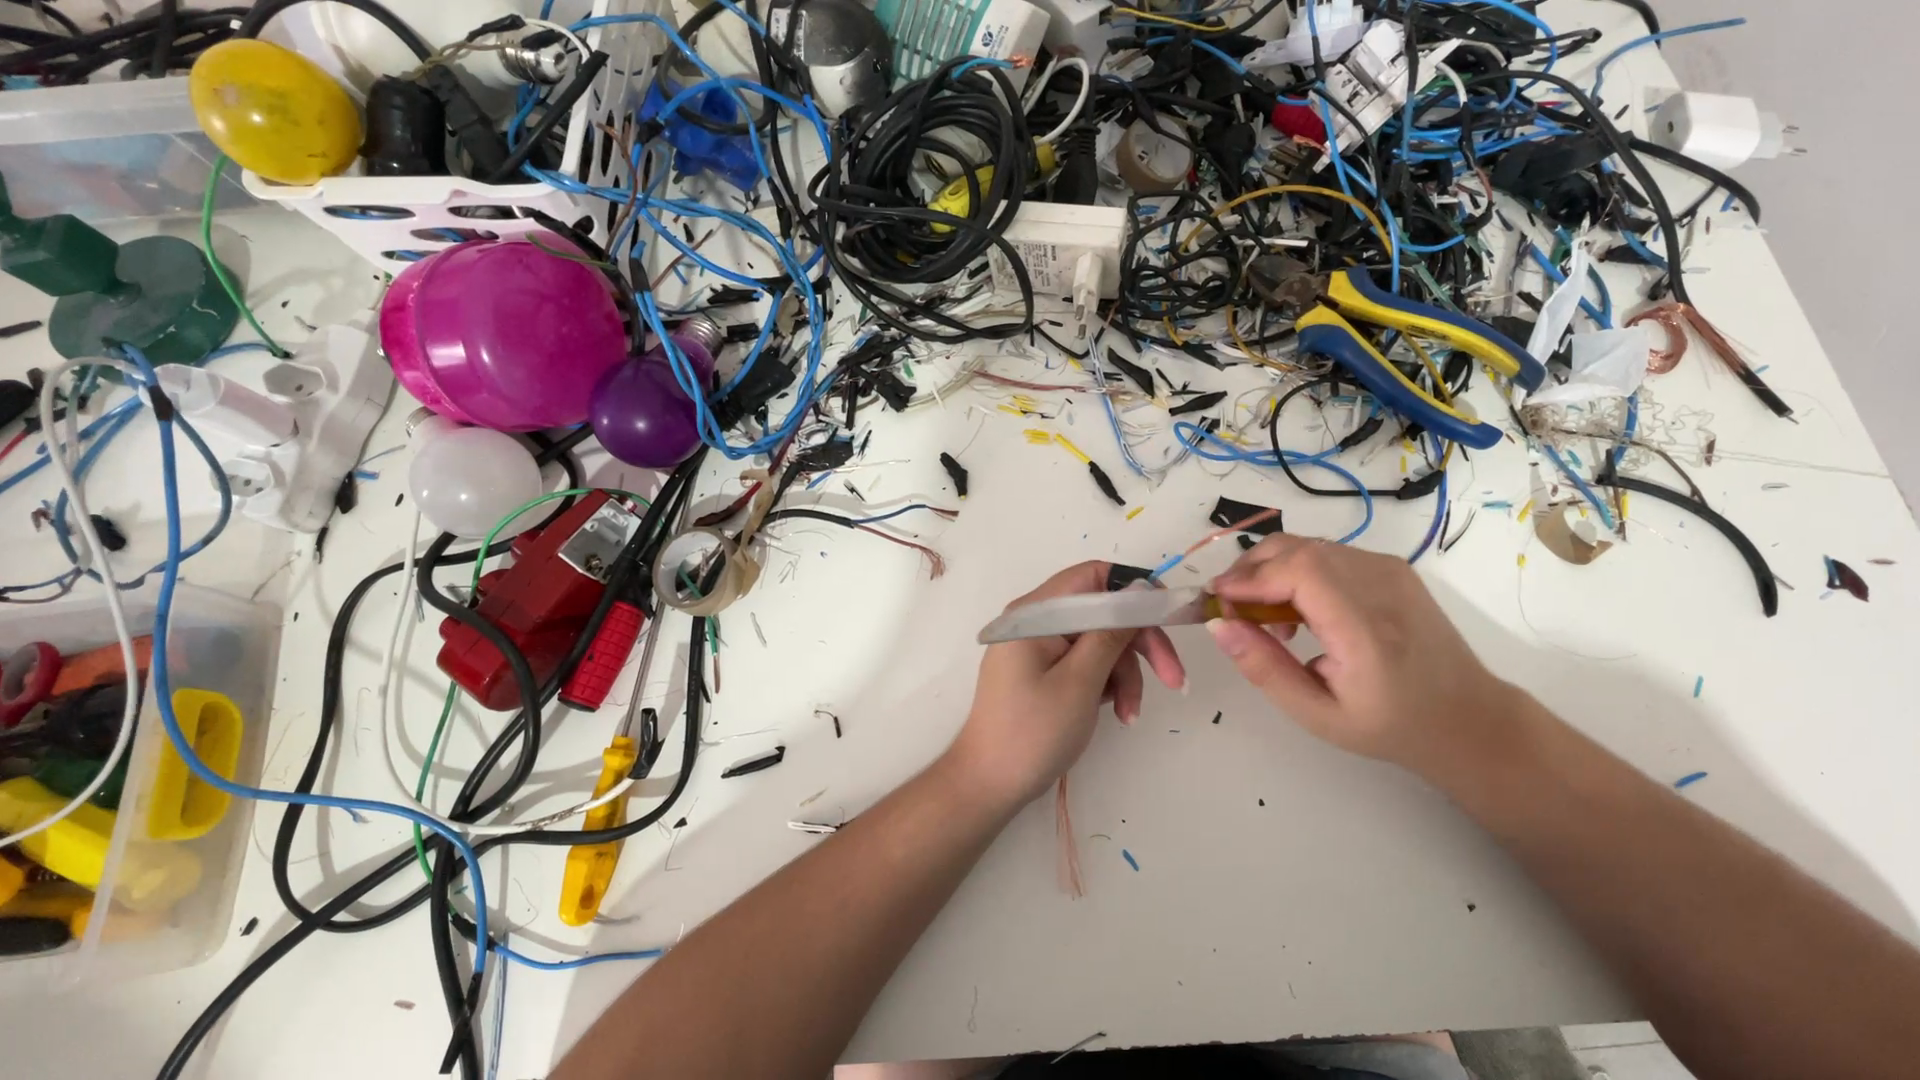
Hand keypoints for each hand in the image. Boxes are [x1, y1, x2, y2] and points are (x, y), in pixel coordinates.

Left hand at [945, 562, 1186, 808]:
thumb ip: (1112, 632)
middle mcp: (1036, 621)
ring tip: (1130, 715)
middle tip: (1173, 680)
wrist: (989, 784)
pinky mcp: (1045, 672)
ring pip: (1101, 643)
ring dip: (1126, 676)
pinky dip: (1108, 685)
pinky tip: (1119, 714)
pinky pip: (1087, 664)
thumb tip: (1140, 588)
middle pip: (1103, 613)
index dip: (1135, 591)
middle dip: (1140, 645)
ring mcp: (1040, 648)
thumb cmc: (1033, 732)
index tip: (1168, 618)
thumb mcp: (1081, 681)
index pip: (1094, 576)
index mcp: (1035, 613)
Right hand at [1207, 534, 1520, 772]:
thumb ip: (1264, 668)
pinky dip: (1297, 571)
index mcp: (1366, 629)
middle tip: (1231, 607)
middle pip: (1298, 548)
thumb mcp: (1317, 713)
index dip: (1249, 578)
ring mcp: (1390, 570)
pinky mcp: (1392, 568)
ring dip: (1271, 571)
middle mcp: (1381, 586)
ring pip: (1309, 546)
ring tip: (1267, 619)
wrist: (1468, 718)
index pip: (1299, 571)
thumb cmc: (1390, 726)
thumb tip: (1219, 624)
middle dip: (1250, 569)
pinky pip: (1328, 553)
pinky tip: (1298, 610)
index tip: (1216, 600)